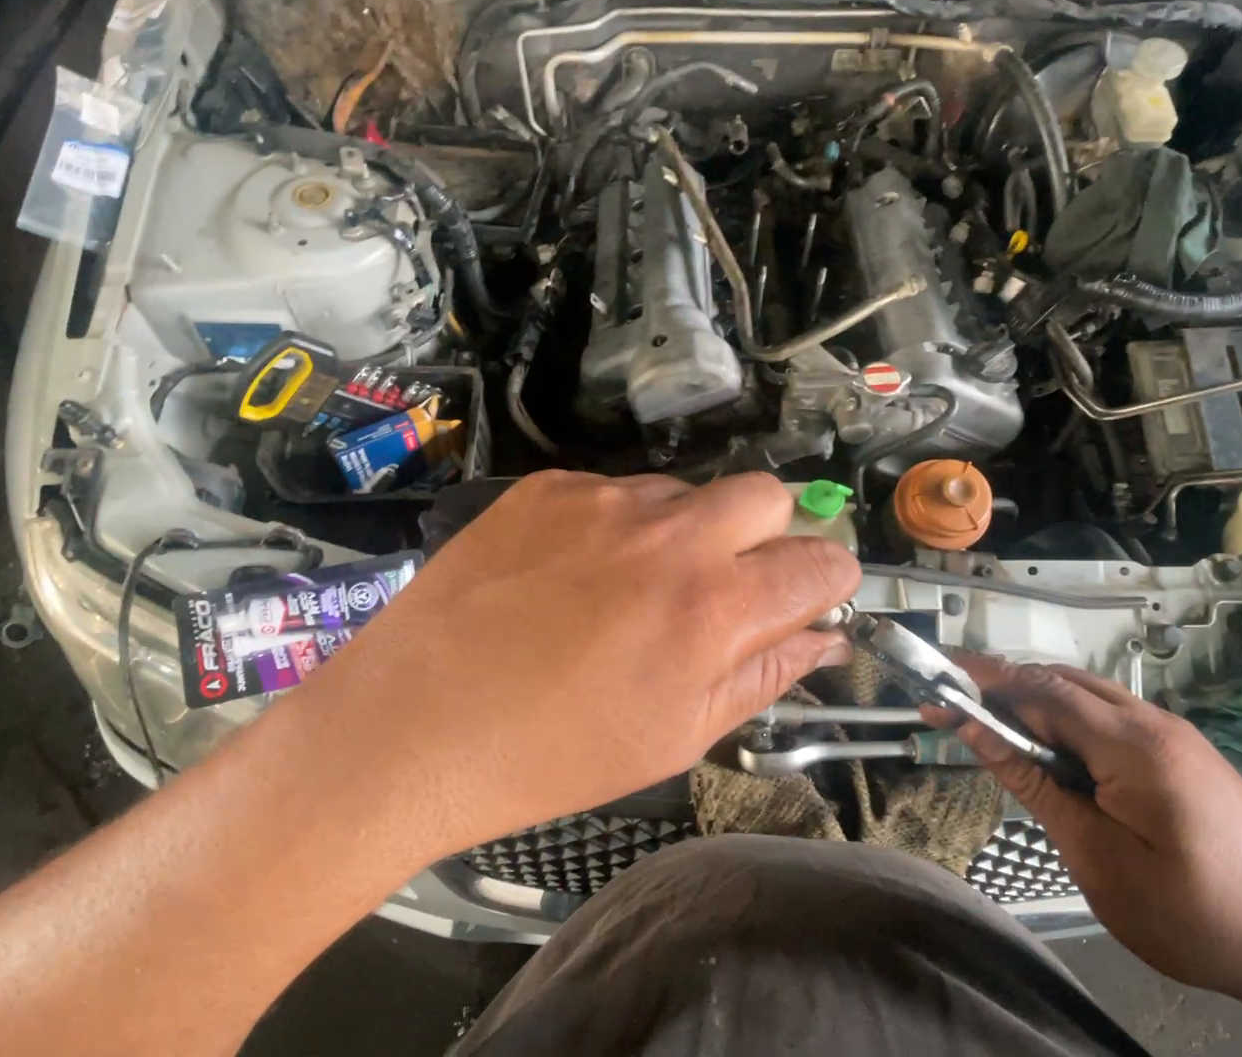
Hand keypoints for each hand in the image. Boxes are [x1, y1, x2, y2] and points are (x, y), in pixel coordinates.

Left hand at [293, 471, 859, 856]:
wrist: (413, 726)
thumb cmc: (553, 754)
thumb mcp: (675, 736)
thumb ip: (764, 676)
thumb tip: (826, 639)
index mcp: (714, 606)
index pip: (821, 562)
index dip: (829, 580)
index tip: (810, 598)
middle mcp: (670, 534)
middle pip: (767, 496)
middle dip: (769, 537)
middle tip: (727, 587)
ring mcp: (602, 500)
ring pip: (687, 491)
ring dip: (688, 531)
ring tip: (634, 588)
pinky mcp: (546, 487)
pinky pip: (614, 490)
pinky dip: (618, 525)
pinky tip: (575, 574)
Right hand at [922, 659, 1241, 1005]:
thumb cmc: (1195, 914)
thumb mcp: (1097, 856)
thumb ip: (1035, 784)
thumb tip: (976, 730)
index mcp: (1135, 744)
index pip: (1041, 690)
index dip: (983, 684)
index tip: (934, 685)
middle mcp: (1156, 723)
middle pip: (1062, 681)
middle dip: (1002, 684)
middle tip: (950, 702)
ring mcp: (1175, 738)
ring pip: (1088, 696)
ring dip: (1034, 702)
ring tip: (987, 724)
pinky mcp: (1185, 758)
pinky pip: (1111, 720)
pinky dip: (1067, 723)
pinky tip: (1049, 752)